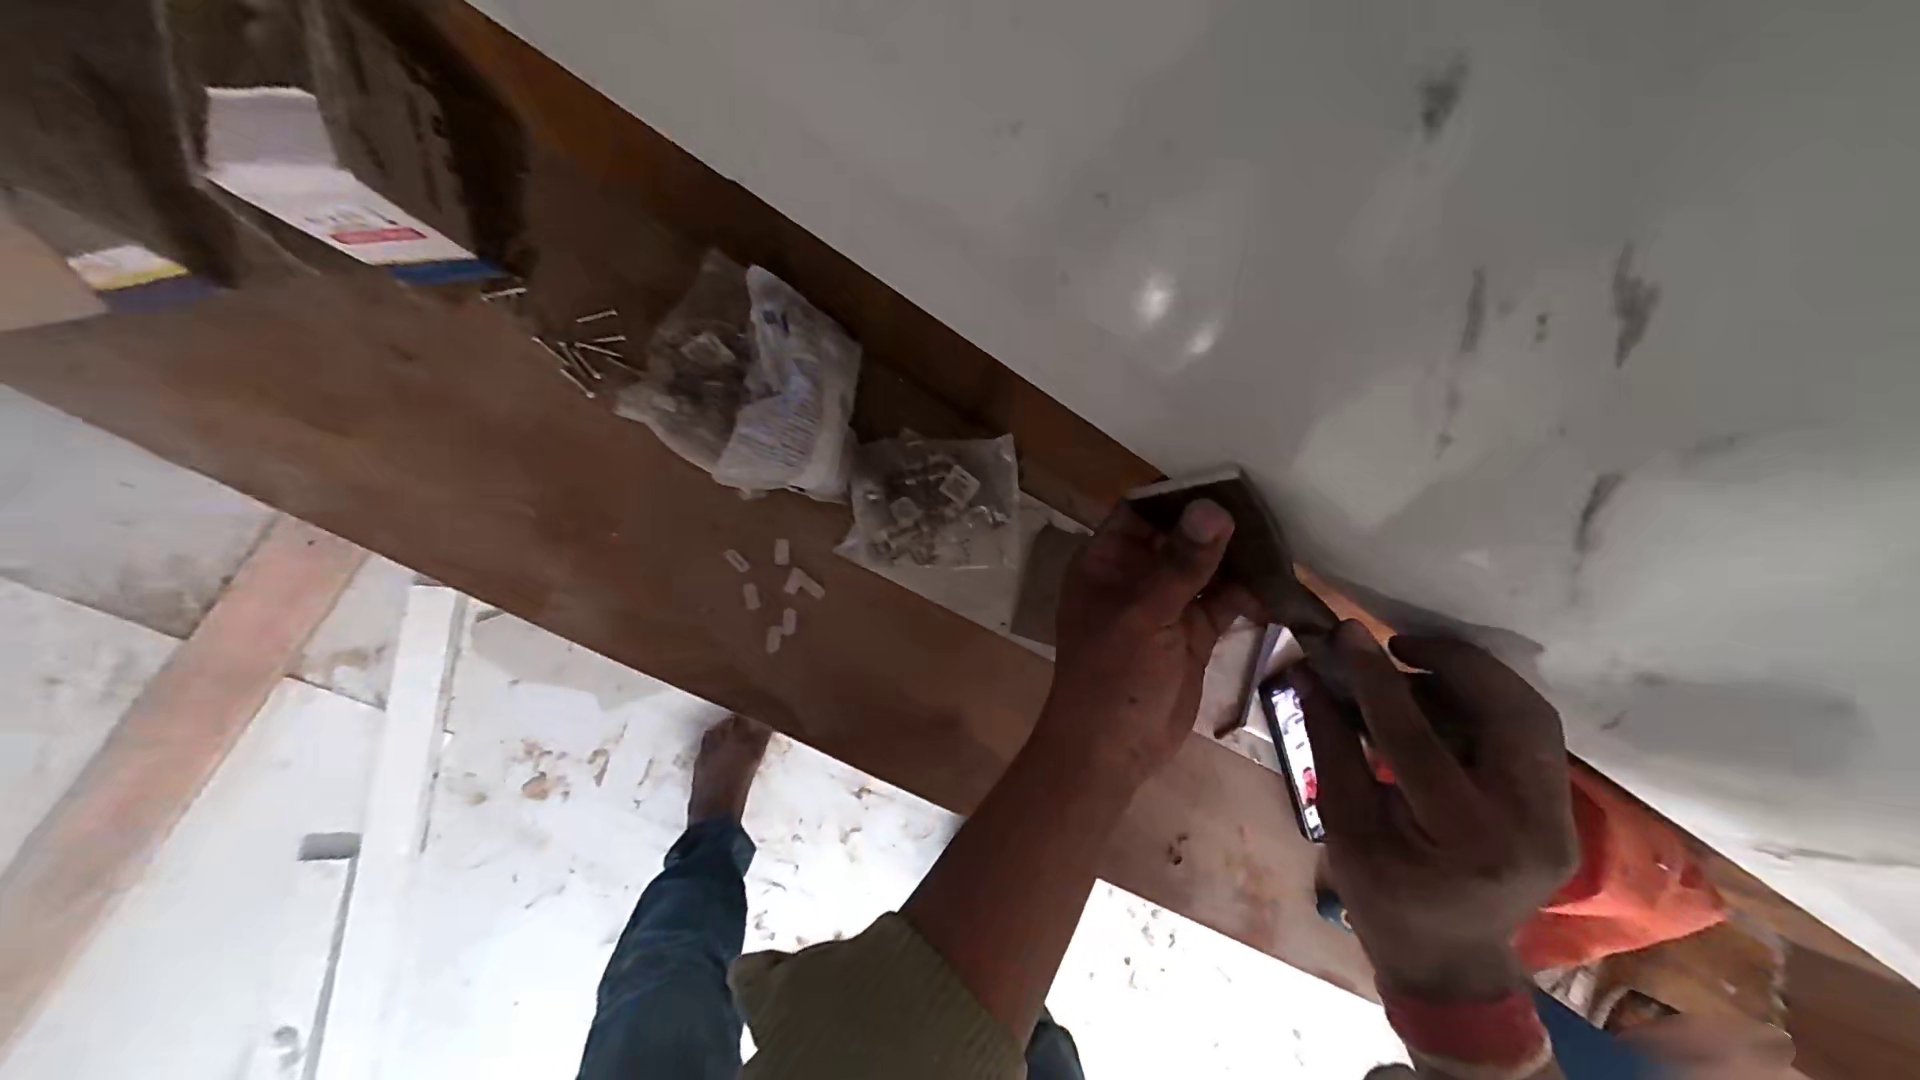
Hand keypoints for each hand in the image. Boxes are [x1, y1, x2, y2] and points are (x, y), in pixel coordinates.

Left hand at [1033, 500, 1262, 783]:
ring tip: (1283, 539)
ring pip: (1204, 569)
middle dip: (1217, 525)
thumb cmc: (1112, 676)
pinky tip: (1281, 583)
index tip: (1227, 478)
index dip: (1178, 495)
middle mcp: (1134, 576)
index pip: (1140, 511)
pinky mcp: (1192, 633)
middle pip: (1178, 536)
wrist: (1113, 749)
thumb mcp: (1144, 614)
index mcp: (1105, 562)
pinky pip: (1222, 603)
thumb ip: (1181, 564)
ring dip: (1238, 559)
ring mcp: (1165, 605)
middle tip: (1270, 505)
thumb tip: (1214, 508)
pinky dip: (1248, 595)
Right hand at [1295, 623, 1576, 1001]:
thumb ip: (1329, 741)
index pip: (1416, 738)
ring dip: (1475, 680)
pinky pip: (1530, 735)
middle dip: (1457, 663)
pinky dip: (1486, 703)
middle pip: (1512, 715)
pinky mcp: (1562, 811)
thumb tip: (1307, 673)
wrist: (1448, 955)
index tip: (1348, 633)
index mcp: (1464, 838)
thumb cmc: (1381, 895)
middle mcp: (1531, 825)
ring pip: (1533, 718)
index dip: (1376, 678)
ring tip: (1415, 668)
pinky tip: (1441, 702)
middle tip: (1399, 642)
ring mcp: (1560, 820)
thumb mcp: (1341, 820)